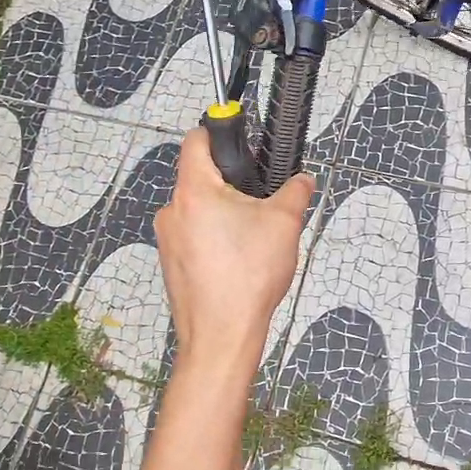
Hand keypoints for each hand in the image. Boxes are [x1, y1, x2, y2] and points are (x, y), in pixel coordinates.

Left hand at [155, 127, 315, 354]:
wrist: (221, 337)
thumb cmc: (249, 273)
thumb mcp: (285, 222)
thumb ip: (296, 190)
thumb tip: (302, 180)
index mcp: (194, 191)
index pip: (196, 141)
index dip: (220, 131)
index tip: (244, 141)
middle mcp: (172, 211)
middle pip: (200, 177)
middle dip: (232, 182)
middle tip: (262, 199)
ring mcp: (167, 240)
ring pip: (199, 208)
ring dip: (225, 212)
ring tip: (255, 235)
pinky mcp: (171, 265)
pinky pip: (194, 235)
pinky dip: (215, 237)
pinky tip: (239, 259)